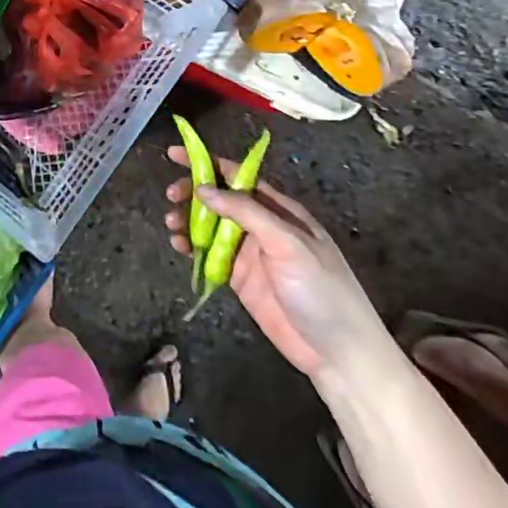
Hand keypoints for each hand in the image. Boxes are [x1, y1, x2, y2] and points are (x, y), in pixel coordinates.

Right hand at [164, 147, 391, 381]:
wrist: (337, 352)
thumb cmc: (321, 290)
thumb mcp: (287, 244)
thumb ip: (245, 212)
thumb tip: (203, 188)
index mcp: (280, 211)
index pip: (239, 177)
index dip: (207, 163)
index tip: (175, 155)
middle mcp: (262, 226)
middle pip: (220, 199)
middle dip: (192, 193)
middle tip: (170, 196)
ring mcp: (250, 252)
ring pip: (209, 225)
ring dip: (187, 219)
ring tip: (170, 224)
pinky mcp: (239, 277)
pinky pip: (207, 253)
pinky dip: (189, 246)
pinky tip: (177, 246)